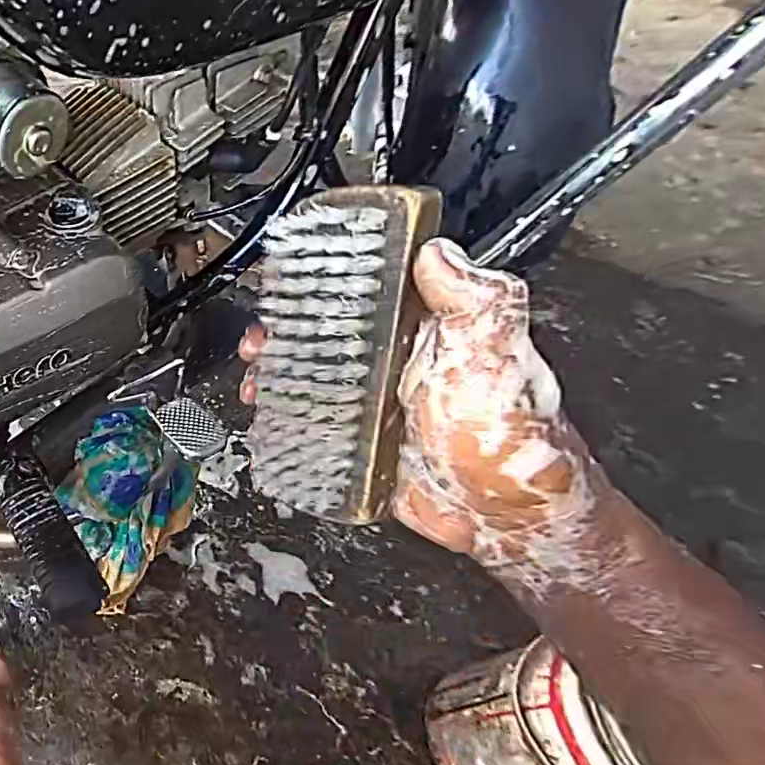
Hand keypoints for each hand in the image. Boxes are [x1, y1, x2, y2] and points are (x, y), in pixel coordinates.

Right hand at [239, 238, 612, 587]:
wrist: (497, 512)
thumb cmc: (507, 435)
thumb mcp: (493, 354)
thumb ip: (470, 299)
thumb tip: (436, 251)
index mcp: (421, 336)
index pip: (362, 300)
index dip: (319, 295)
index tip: (284, 296)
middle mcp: (393, 366)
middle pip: (323, 342)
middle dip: (282, 340)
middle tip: (259, 345)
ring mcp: (371, 405)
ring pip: (309, 382)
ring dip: (275, 379)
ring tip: (257, 386)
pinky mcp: (356, 440)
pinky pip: (310, 422)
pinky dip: (283, 419)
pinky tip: (269, 418)